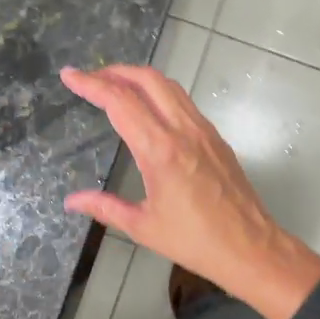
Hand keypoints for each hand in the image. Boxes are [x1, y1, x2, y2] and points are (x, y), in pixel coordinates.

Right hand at [62, 65, 319, 318]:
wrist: (250, 246)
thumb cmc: (194, 241)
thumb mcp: (143, 227)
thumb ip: (105, 207)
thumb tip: (72, 201)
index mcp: (160, 150)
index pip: (120, 102)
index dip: (91, 84)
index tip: (69, 75)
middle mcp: (184, 130)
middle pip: (148, 80)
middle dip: (115, 72)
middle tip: (90, 78)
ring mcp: (204, 131)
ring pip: (170, 87)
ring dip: (140, 79)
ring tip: (116, 87)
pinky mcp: (217, 139)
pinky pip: (185, 103)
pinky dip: (161, 94)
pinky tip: (150, 109)